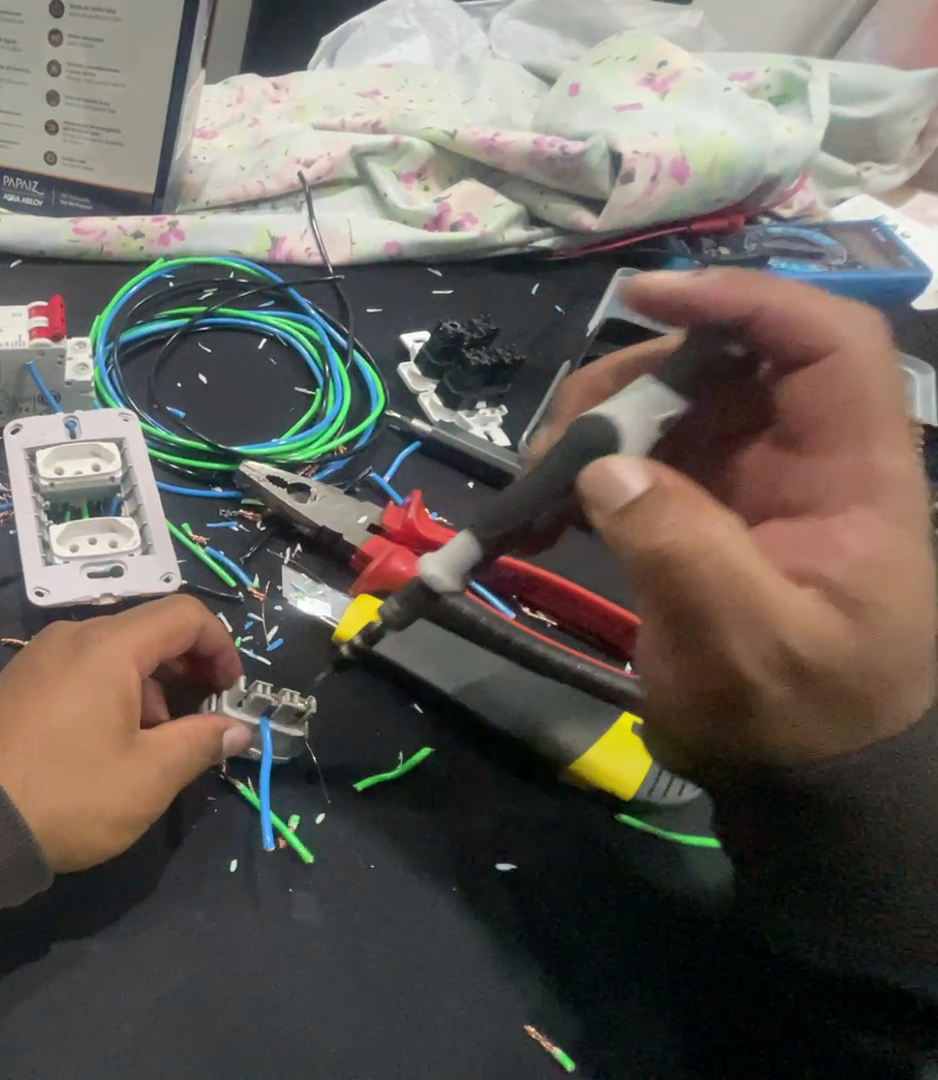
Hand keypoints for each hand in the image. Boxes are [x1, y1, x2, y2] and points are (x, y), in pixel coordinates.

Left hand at [0, 595, 251, 872]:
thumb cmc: (69, 793)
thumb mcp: (148, 776)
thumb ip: (201, 743)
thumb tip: (238, 728)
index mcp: (107, 645)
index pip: (183, 615)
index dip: (219, 646)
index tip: (230, 692)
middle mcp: (71, 635)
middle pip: (147, 631)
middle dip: (185, 671)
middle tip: (200, 722)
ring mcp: (40, 655)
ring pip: (113, 653)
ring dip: (149, 688)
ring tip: (150, 746)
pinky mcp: (21, 679)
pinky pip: (81, 668)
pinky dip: (111, 691)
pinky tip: (107, 742)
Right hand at [531, 269, 935, 774]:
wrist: (798, 769)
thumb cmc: (794, 710)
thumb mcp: (743, 640)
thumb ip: (681, 549)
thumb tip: (604, 468)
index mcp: (849, 476)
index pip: (821, 349)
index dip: (742, 301)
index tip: (642, 296)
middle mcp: (795, 463)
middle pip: (714, 370)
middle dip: (623, 388)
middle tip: (553, 449)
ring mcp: (736, 487)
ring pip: (656, 412)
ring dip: (583, 435)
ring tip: (534, 496)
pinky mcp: (688, 514)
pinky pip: (623, 466)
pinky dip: (569, 480)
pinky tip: (533, 520)